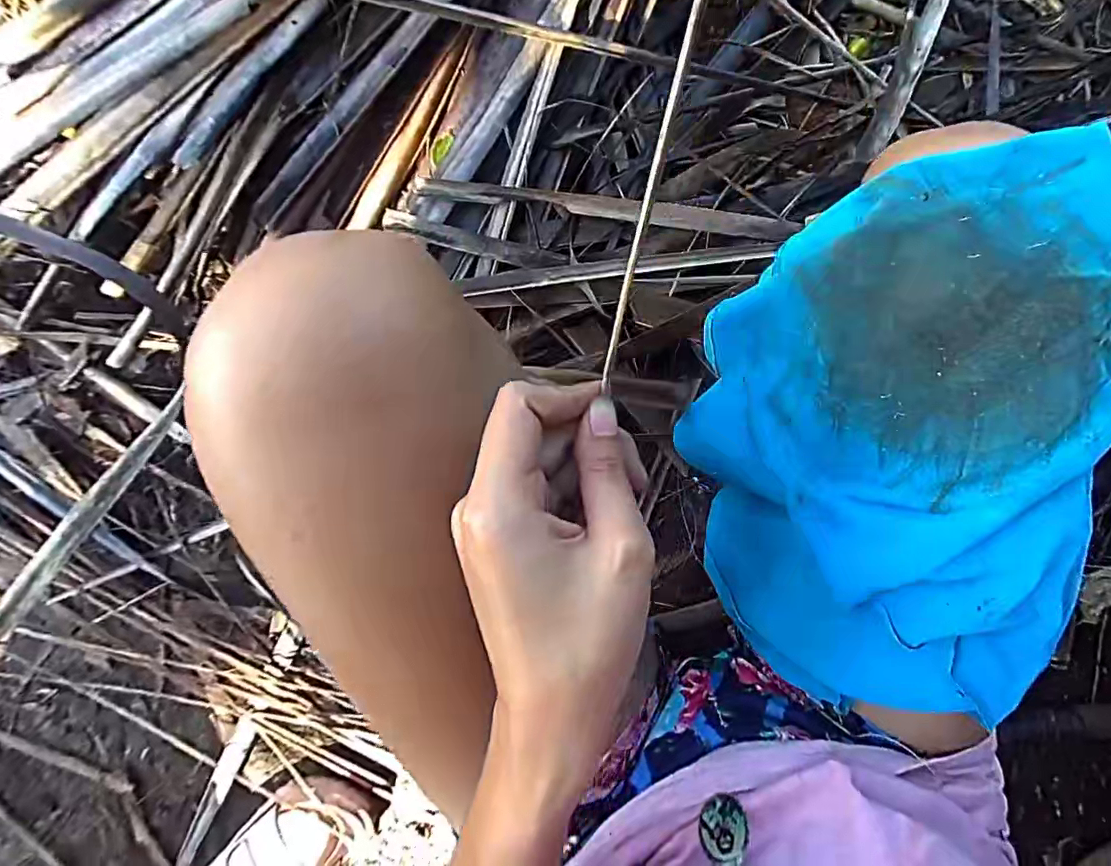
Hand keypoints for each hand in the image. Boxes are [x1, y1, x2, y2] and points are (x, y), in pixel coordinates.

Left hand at [452, 381, 652, 793]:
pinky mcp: (494, 537)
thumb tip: (603, 413)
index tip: (611, 413)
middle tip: (633, 477)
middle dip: (585, 437)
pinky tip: (603, 518)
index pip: (517, 405)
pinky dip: (571, 488)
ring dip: (584, 464)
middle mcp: (477, 506)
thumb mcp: (620, 545)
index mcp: (497, 505)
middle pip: (530, 429)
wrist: (553, 716)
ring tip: (624, 502)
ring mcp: (481, 522)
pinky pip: (533, 486)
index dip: (567, 395)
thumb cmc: (589, 641)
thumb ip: (608, 467)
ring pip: (536, 456)